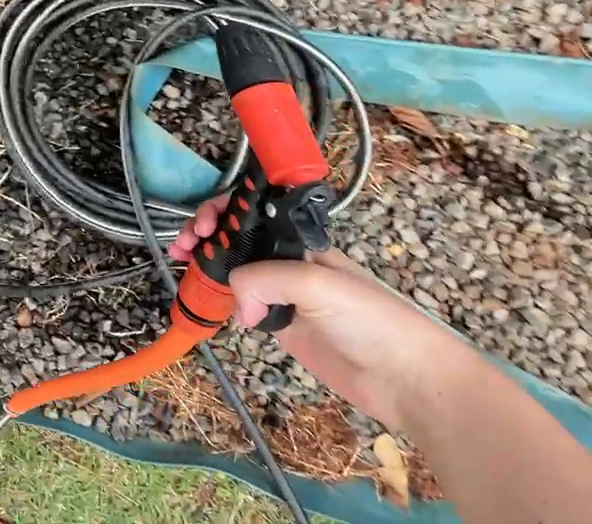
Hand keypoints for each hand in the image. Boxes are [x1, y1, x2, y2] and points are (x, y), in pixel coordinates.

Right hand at [169, 198, 481, 432]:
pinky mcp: (278, 325)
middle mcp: (286, 261)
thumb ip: (263, 279)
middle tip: (184, 245)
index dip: (223, 211)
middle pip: (235, 237)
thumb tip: (236, 304)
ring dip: (205, 263)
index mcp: (299, 241)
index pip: (252, 213)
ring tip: (184, 265)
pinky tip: (209, 298)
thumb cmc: (371, 319)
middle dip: (205, 233)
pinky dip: (220, 299)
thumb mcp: (315, 283)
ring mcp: (281, 293)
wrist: (408, 380)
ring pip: (232, 268)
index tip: (204, 224)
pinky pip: (239, 303)